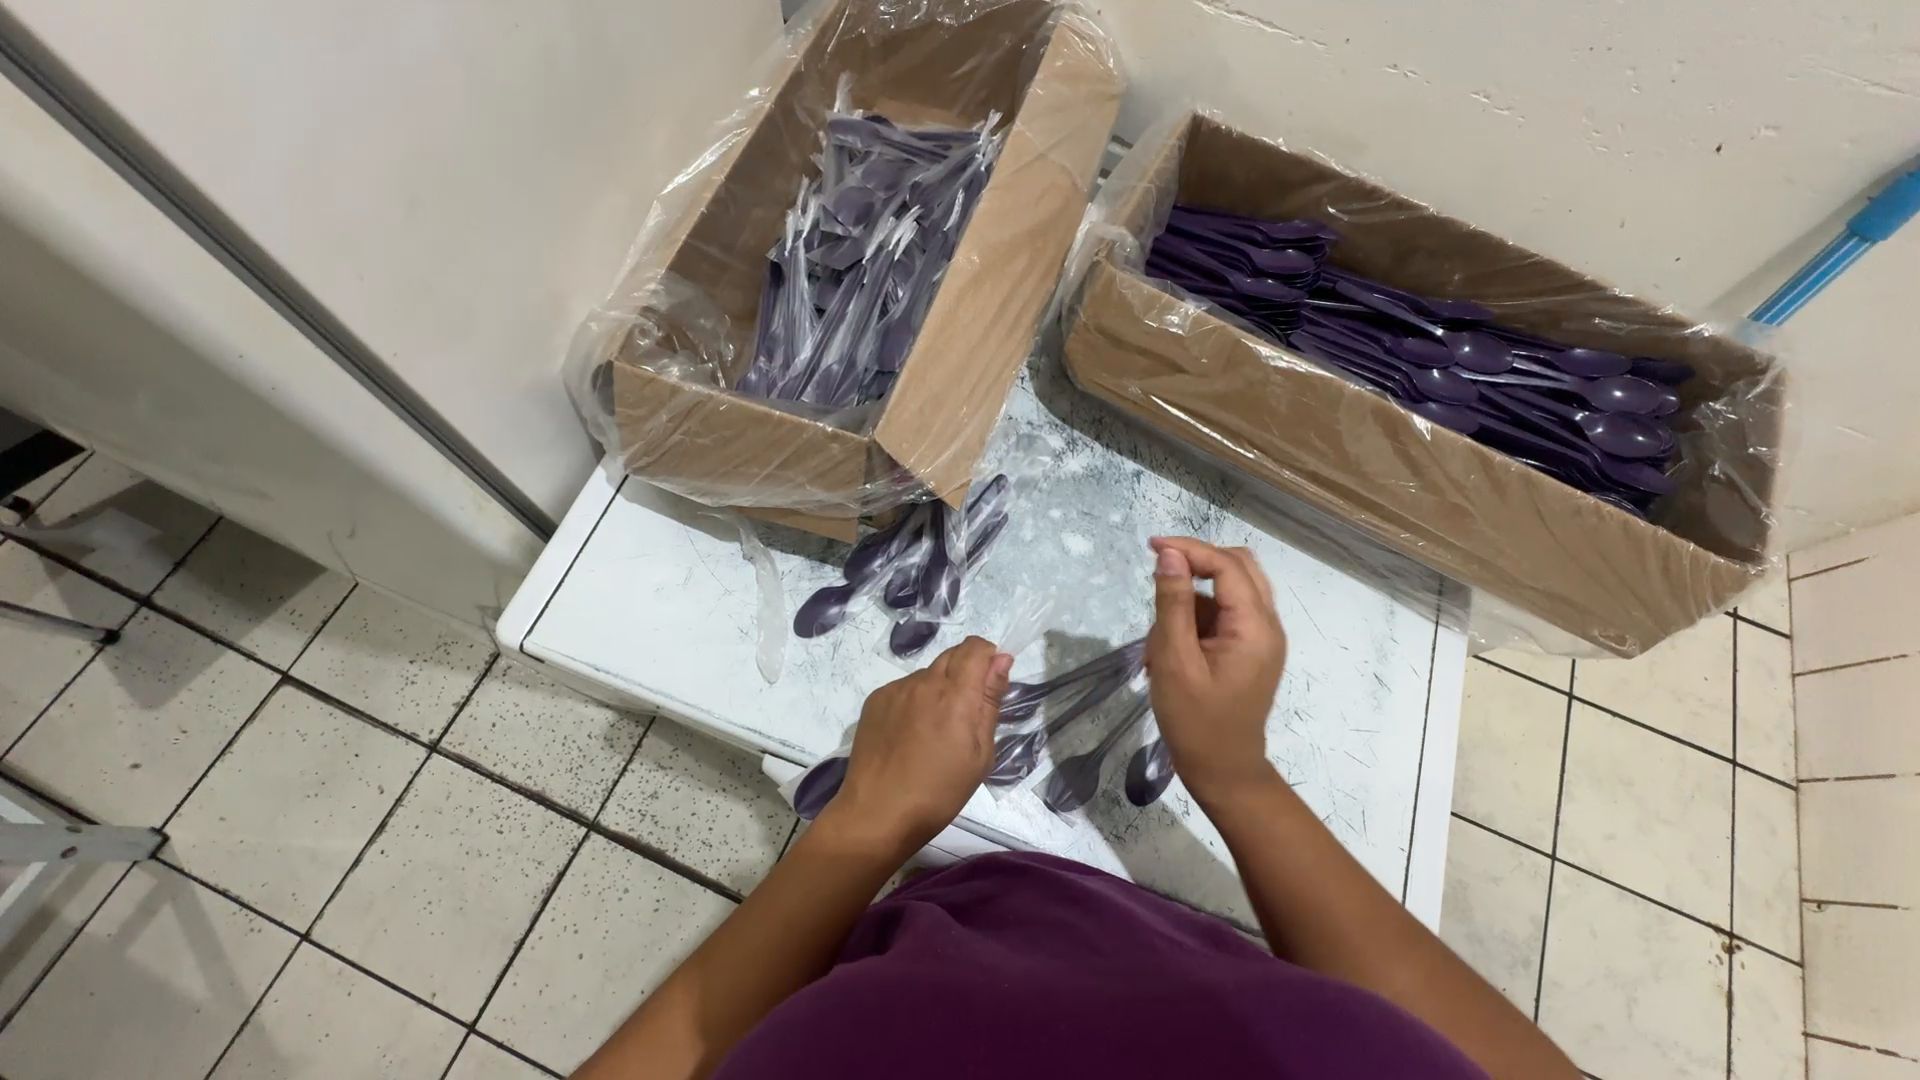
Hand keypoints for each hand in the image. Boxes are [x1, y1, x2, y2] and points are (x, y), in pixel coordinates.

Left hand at [825, 636, 1012, 853]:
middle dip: (966, 670)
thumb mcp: (980, 753)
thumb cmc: (939, 792)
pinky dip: (914, 701)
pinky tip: (910, 734)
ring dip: (938, 688)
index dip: (987, 656)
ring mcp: (896, 690)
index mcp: (956, 695)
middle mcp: (924, 682)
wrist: (878, 812)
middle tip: (965, 711)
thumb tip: (1001, 659)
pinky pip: (904, 689)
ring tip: (934, 730)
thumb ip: (990, 700)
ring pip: (927, 674)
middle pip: (952, 654)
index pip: (976, 648)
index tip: (989, 680)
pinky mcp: (875, 700)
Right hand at [1144, 537, 1287, 803]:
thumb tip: (1170, 555)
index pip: (1227, 566)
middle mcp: (1267, 626)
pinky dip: (1196, 620)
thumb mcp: (1175, 660)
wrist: (1223, 771)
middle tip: (1160, 572)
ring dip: (1192, 599)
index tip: (1151, 546)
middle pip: (1238, 568)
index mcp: (1255, 627)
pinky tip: (1170, 652)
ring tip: (1160, 642)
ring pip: (1229, 591)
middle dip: (1197, 564)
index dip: (1190, 548)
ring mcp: (1261, 639)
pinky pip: (1224, 615)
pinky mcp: (1250, 650)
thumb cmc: (1195, 720)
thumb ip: (1173, 603)